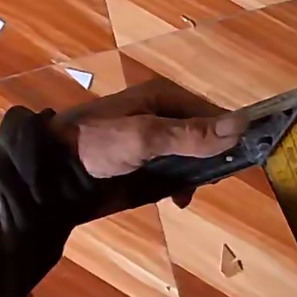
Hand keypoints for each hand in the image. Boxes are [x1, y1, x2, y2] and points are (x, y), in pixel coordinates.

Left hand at [52, 80, 246, 179]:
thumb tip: (243, 124)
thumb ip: (190, 134)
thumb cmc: (97, 145)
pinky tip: (178, 199)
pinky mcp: (145, 162)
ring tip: (189, 192)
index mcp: (164, 96)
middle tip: (214, 180)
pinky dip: (182, 185)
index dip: (230, 133)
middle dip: (213, 157)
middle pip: (205, 134)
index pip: (213, 112)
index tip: (244, 158)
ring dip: (198, 174)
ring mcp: (154, 140)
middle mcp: (163, 114)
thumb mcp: (145, 137)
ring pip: (193, 156)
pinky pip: (176, 171)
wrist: (52, 174)